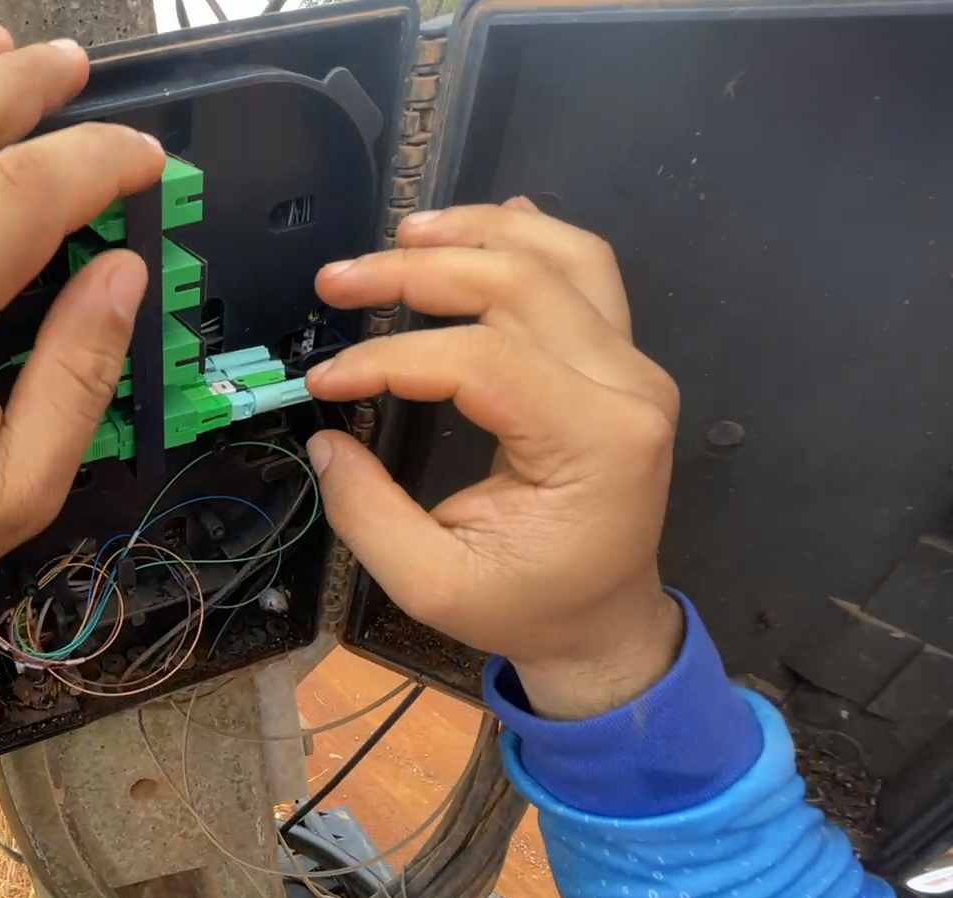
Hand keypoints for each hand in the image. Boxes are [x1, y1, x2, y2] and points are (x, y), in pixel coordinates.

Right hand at [305, 199, 683, 717]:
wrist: (603, 621)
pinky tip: (488, 221)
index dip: (388, 359)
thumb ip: (368, 513)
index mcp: (590, 442)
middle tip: (337, 279)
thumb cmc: (522, 607)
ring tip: (402, 233)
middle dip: (416, 272)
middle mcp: (626, 386)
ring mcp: (631, 368)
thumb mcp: (428, 583)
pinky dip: (531, 238)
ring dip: (476, 233)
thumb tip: (325, 439)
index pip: (479, 360)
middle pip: (519, 284)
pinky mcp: (617, 365)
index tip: (322, 382)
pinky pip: (585, 275)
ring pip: (562, 258)